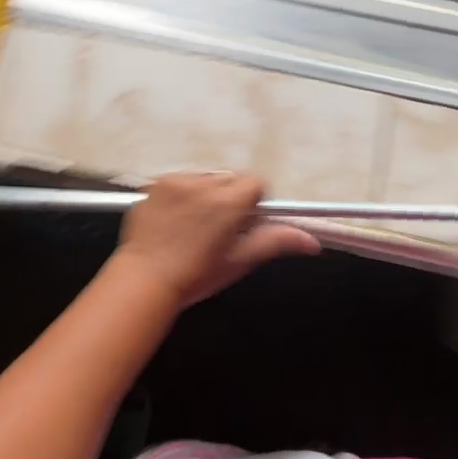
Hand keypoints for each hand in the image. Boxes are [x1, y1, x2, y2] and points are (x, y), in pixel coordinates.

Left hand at [112, 172, 319, 306]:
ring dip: (205, 194)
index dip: (252, 202)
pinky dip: (181, 194)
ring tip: (193, 226)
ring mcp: (176, 181)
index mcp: (227, 203)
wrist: (144, 280)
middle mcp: (202, 184)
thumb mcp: (239, 260)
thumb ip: (276, 242)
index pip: (254, 182)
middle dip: (229, 198)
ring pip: (205, 178)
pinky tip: (174, 220)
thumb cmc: (196, 275)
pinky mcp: (155, 183)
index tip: (243, 222)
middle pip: (230, 179)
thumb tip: (312, 242)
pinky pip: (180, 181)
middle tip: (218, 228)